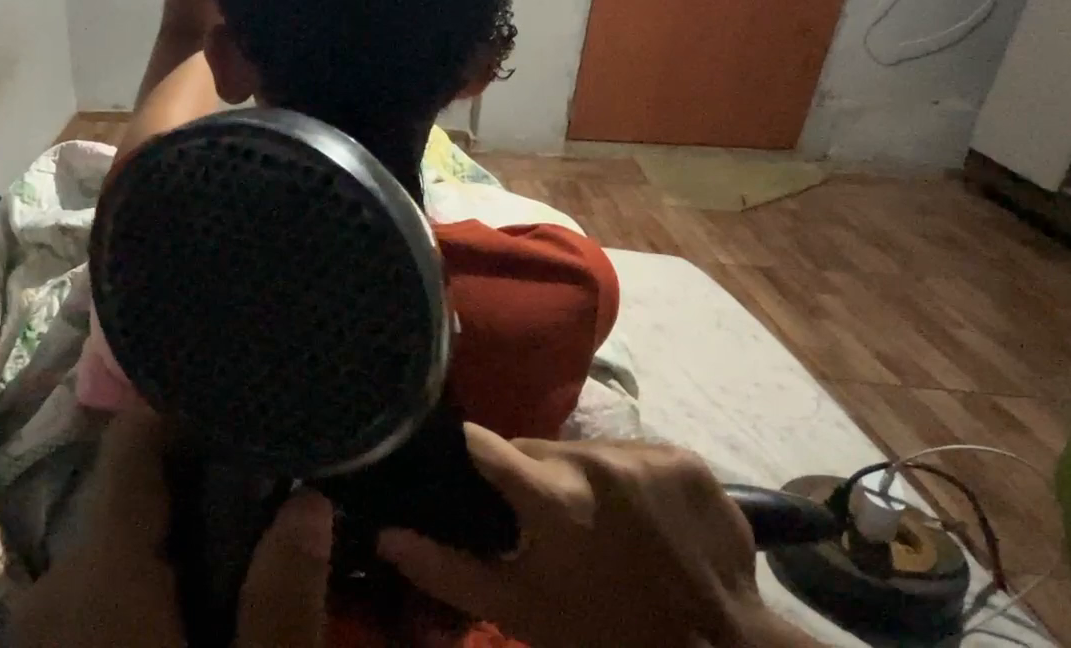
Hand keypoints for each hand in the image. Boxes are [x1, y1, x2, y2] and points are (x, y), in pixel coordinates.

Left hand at [11, 410, 334, 647]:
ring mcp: (31, 625)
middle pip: (126, 502)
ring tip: (234, 563)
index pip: (130, 447)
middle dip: (192, 494)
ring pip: (110, 553)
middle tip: (264, 497)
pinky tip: (183, 624)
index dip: (179, 411)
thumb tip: (307, 501)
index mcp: (103, 572)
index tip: (234, 398)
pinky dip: (136, 592)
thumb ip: (283, 600)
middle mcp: (54, 581)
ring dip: (166, 549)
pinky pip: (89, 599)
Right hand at [377, 426, 815, 647]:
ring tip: (588, 519)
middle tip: (530, 516)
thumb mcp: (520, 610)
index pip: (478, 442)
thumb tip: (384, 534)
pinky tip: (634, 513)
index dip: (457, 450)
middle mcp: (595, 461)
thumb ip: (446, 569)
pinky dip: (622, 477)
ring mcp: (646, 455)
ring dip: (572, 475)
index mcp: (553, 496)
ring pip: (578, 449)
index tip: (447, 460)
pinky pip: (628, 453)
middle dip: (522, 475)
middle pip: (531, 448)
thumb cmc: (607, 633)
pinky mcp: (686, 458)